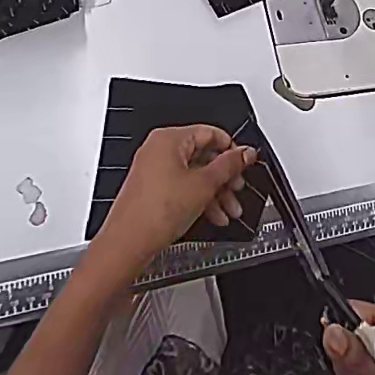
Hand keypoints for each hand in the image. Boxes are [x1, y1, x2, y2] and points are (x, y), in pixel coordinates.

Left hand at [93, 126, 254, 271]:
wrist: (130, 242)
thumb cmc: (155, 211)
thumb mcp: (204, 185)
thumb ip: (229, 166)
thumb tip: (245, 153)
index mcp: (168, 139)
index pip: (210, 133)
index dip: (231, 148)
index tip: (245, 162)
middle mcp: (158, 150)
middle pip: (203, 155)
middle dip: (224, 177)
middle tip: (237, 188)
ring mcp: (154, 170)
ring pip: (195, 174)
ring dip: (216, 192)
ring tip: (229, 209)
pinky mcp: (153, 189)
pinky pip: (183, 187)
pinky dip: (200, 198)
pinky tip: (214, 214)